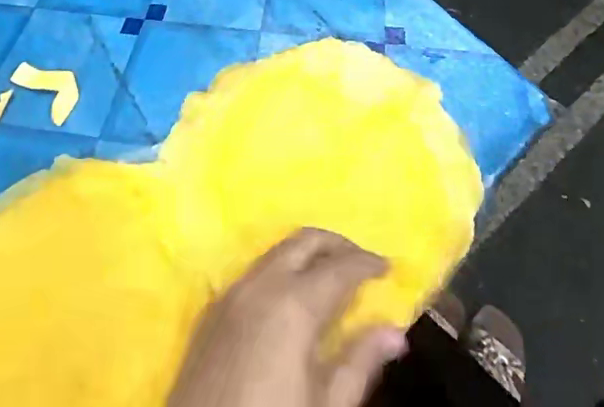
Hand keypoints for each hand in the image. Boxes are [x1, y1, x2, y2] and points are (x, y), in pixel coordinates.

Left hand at [168, 229, 406, 406]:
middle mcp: (260, 285)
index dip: (368, 263)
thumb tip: (394, 332)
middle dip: (337, 245)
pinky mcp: (210, 314)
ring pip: (277, 252)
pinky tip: (290, 298)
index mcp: (293, 303)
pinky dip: (280, 269)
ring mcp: (230, 296)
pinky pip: (253, 271)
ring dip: (307, 255)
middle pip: (305, 241)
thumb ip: (359, 363)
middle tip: (361, 264)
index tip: (389, 268)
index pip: (341, 266)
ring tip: (330, 278)